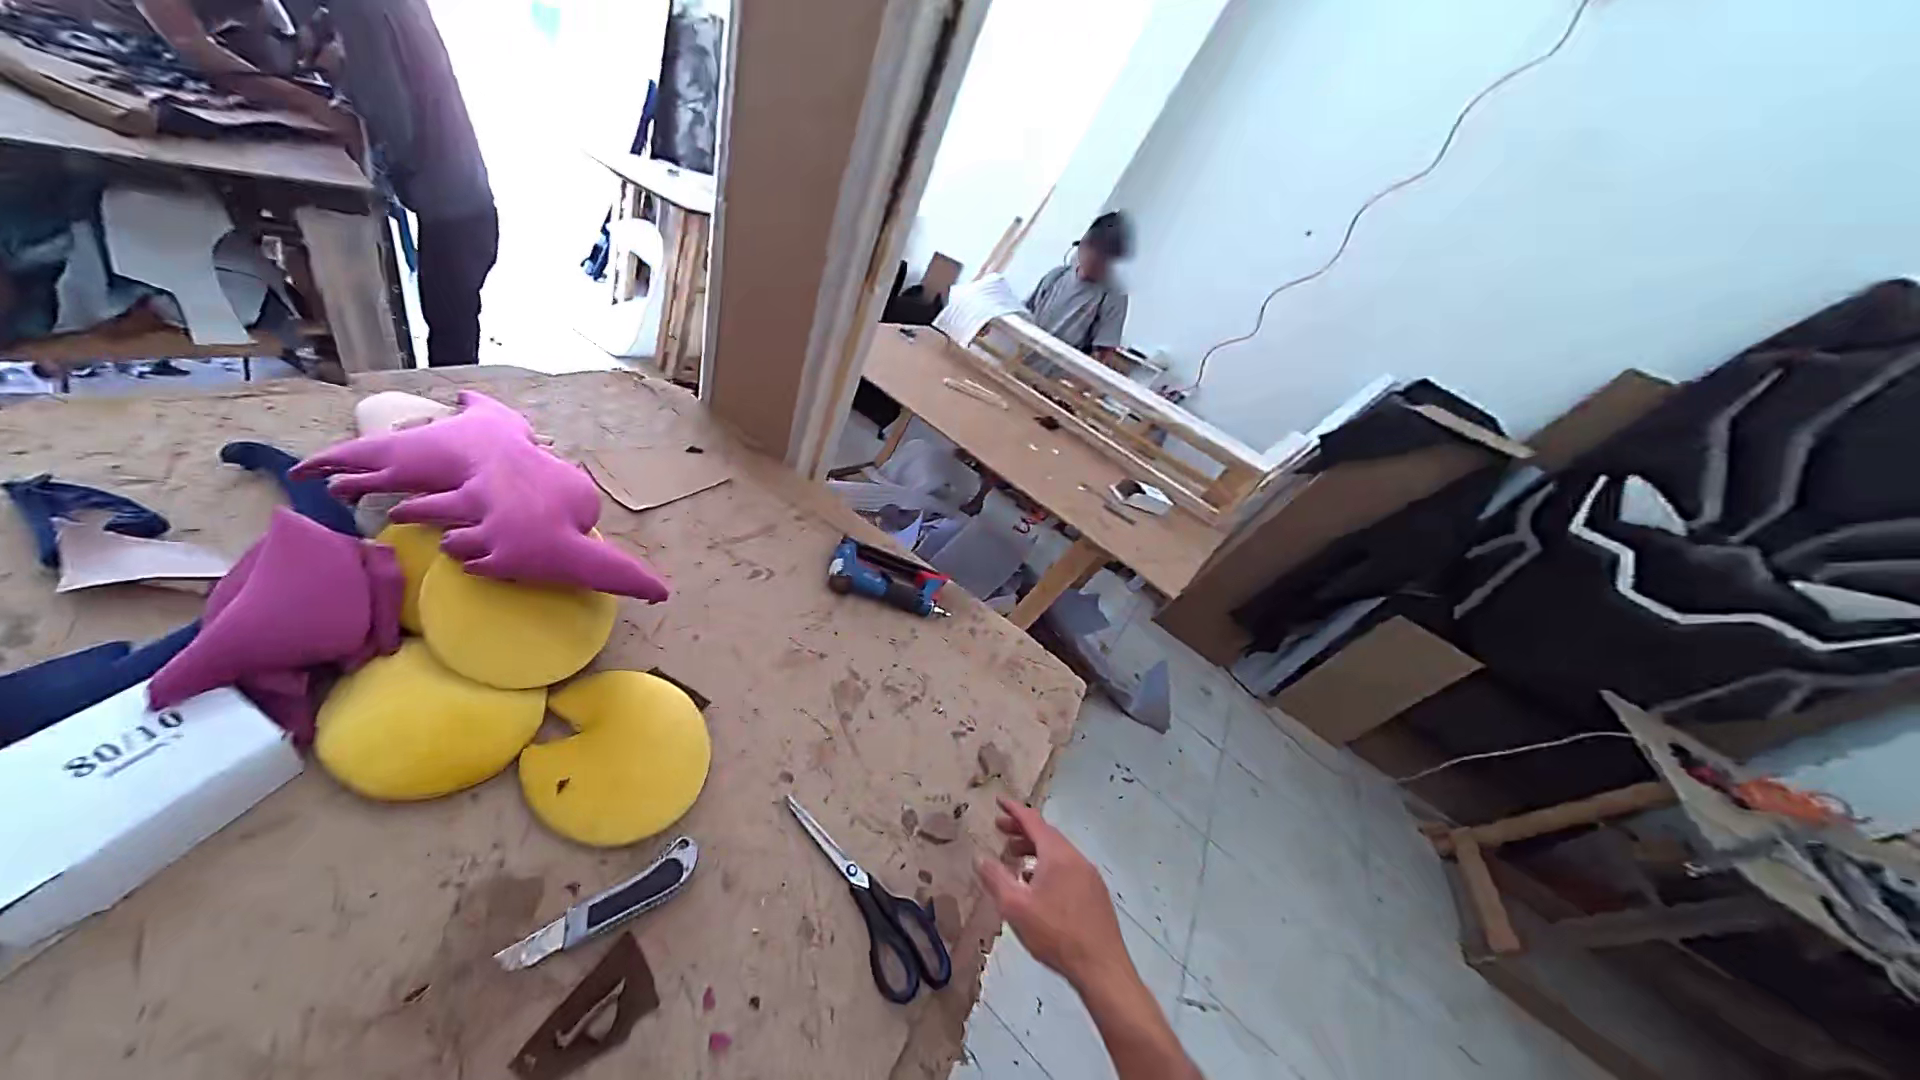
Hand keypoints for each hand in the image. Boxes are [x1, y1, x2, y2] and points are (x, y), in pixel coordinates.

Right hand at [974, 796, 1129, 988]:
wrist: (1102, 968)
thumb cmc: (1056, 934)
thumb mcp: (1015, 907)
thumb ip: (995, 878)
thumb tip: (980, 857)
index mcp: (1057, 854)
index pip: (1033, 820)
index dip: (1014, 810)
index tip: (999, 800)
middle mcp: (1076, 857)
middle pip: (1046, 834)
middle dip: (1022, 830)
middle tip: (1001, 831)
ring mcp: (1089, 875)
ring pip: (1058, 852)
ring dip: (1035, 850)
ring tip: (1015, 860)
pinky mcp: (1095, 894)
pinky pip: (1068, 868)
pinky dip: (1048, 865)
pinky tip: (1038, 887)